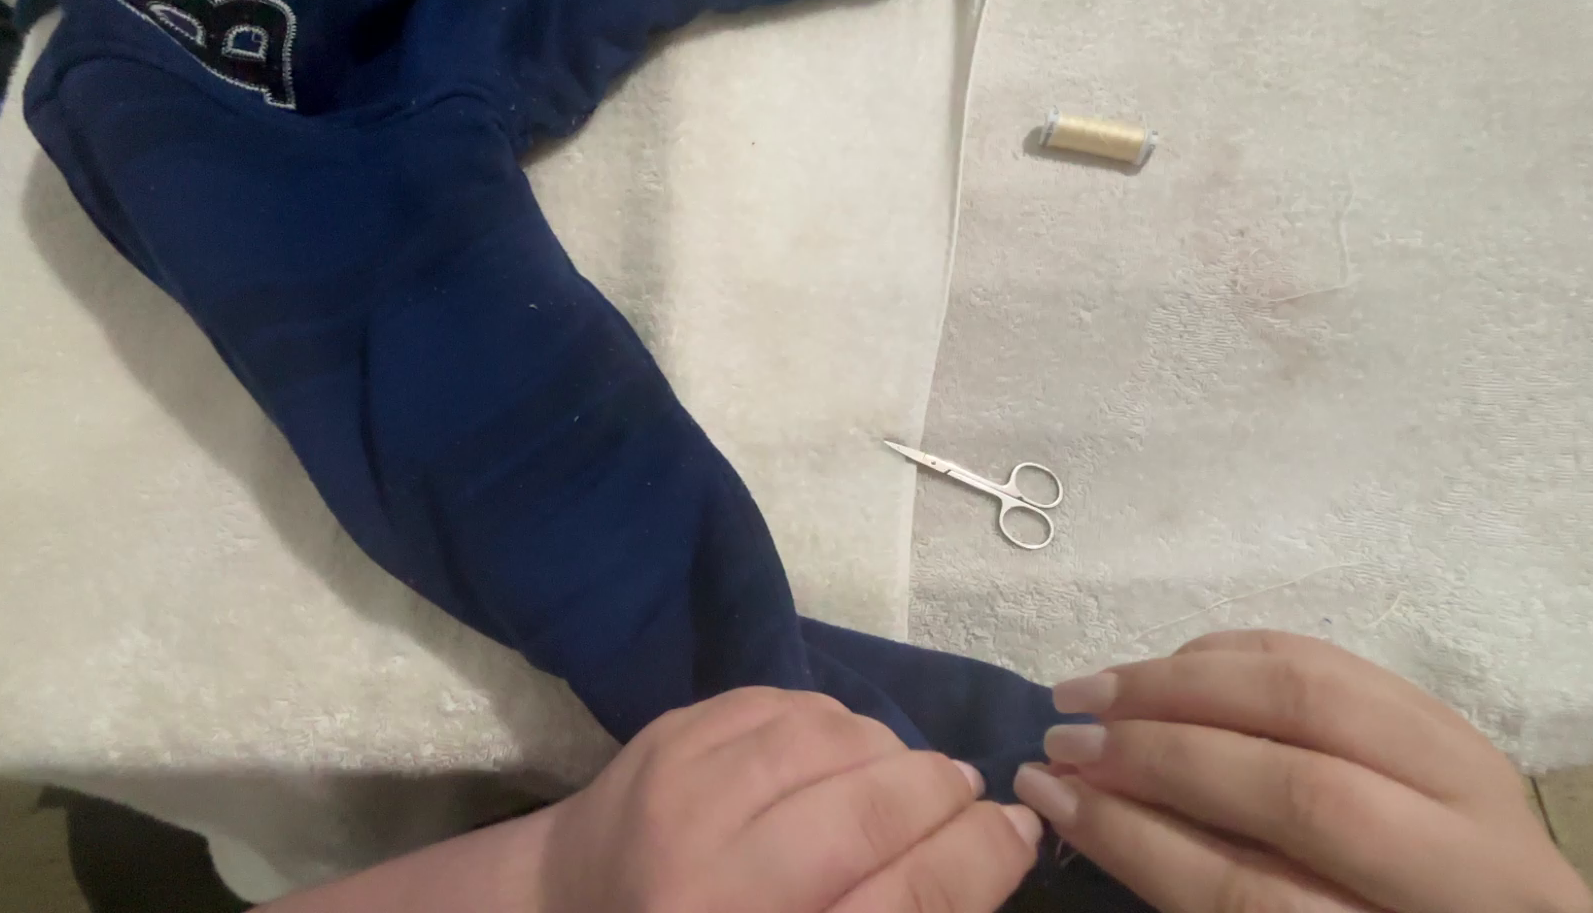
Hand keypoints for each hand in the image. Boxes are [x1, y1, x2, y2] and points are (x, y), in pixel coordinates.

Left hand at [543, 686, 1042, 912]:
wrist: (573, 900)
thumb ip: (886, 906)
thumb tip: (980, 848)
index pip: (905, 902)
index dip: (978, 859)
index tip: (1019, 828)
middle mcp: (715, 875)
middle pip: (866, 812)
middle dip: (940, 792)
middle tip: (968, 790)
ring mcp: (684, 788)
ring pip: (827, 740)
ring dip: (886, 748)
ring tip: (904, 767)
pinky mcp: (671, 732)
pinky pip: (780, 701)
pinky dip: (829, 717)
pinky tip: (839, 740)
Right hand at [1014, 630, 1592, 912]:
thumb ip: (1176, 874)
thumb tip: (1062, 794)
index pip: (1254, 897)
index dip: (1132, 838)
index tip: (1045, 791)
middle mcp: (1488, 878)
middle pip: (1302, 796)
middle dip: (1156, 755)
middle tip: (1066, 741)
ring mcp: (1482, 787)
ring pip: (1315, 699)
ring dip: (1178, 685)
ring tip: (1095, 690)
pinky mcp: (1449, 721)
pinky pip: (1323, 657)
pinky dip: (1227, 653)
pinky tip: (1166, 667)